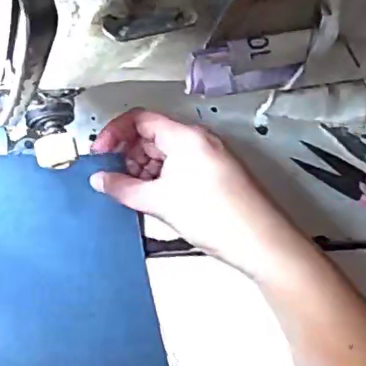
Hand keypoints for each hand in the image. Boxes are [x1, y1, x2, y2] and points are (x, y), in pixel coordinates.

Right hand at [90, 109, 314, 281]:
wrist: (265, 246)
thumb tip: (100, 179)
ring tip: (132, 191)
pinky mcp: (214, 174)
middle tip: (112, 175)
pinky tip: (152, 197)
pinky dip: (158, 176)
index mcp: (185, 137)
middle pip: (149, 135)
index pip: (138, 119)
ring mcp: (208, 157)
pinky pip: (177, 165)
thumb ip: (120, 186)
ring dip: (141, 168)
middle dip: (126, 154)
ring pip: (162, 152)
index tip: (101, 153)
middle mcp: (199, 141)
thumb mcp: (157, 201)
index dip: (113, 133)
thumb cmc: (219, 217)